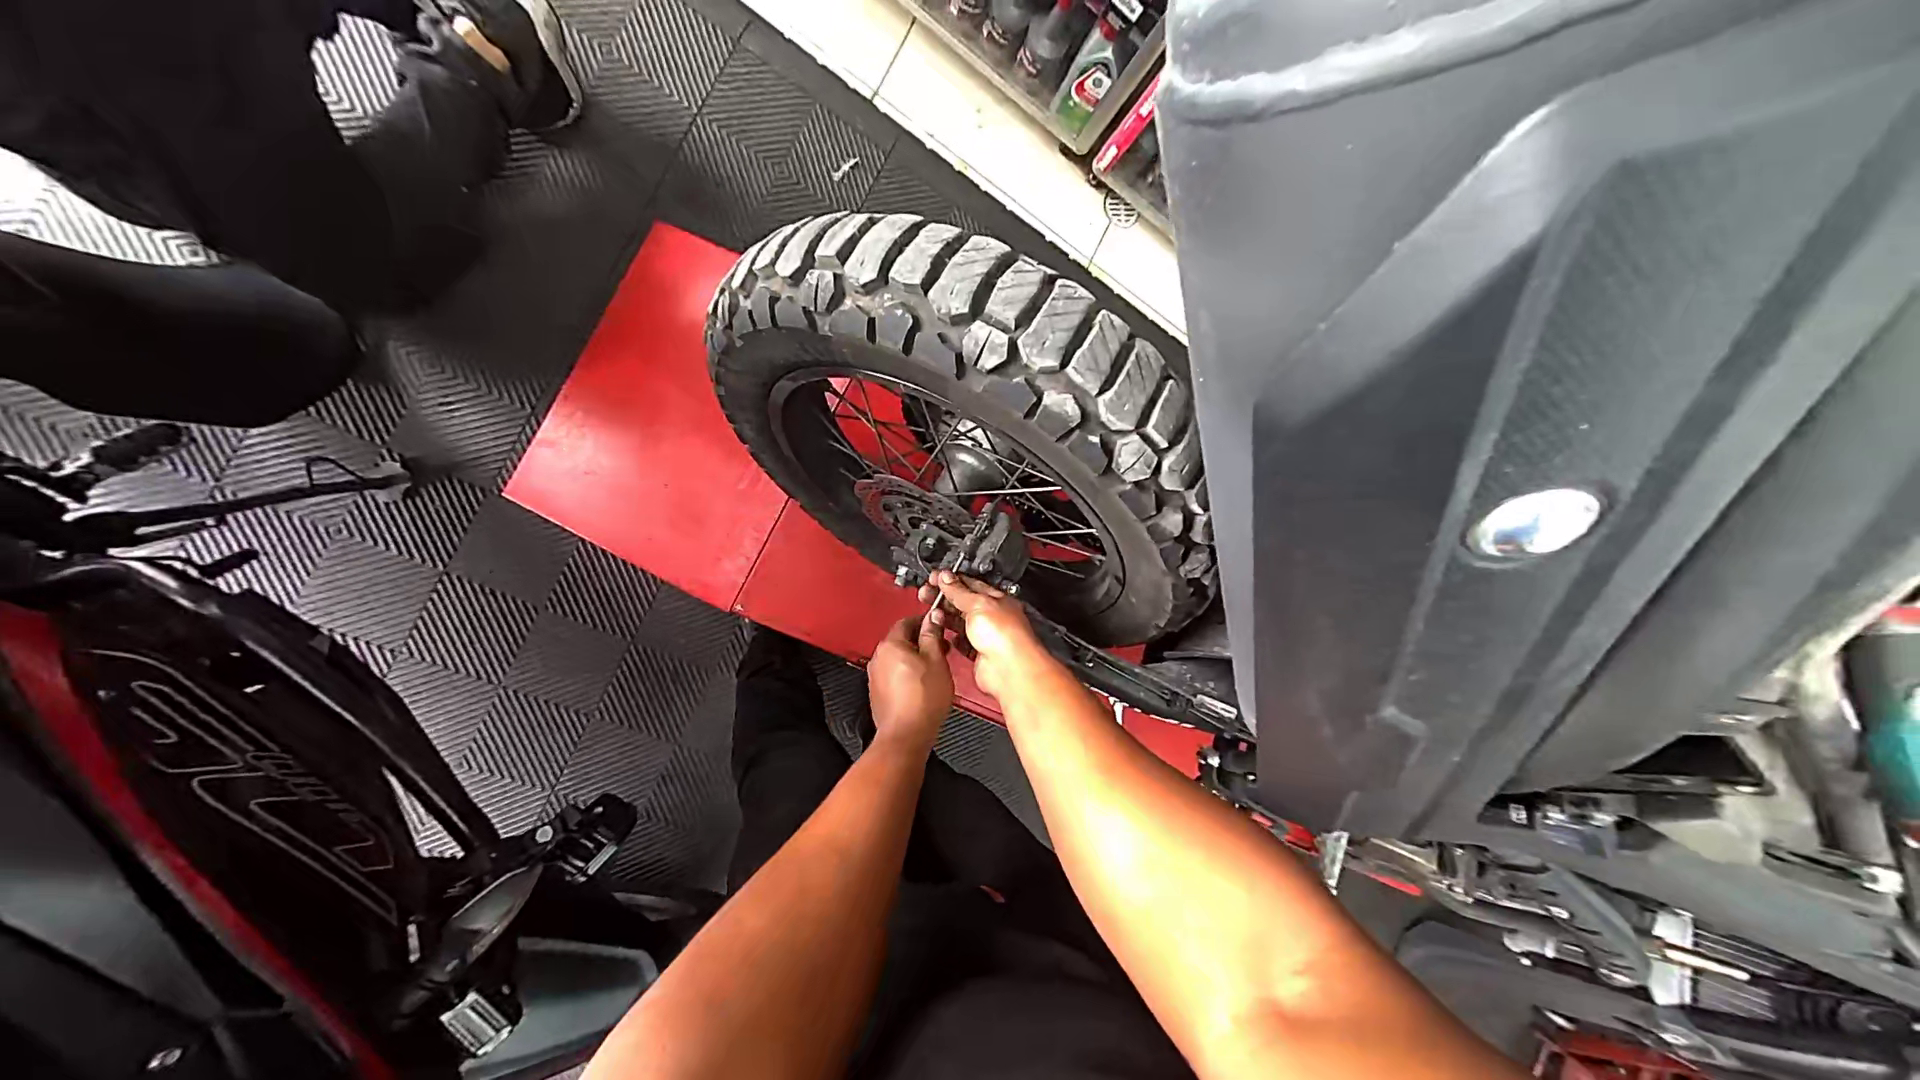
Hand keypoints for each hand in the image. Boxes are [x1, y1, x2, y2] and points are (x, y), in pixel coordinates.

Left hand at [867, 614, 953, 752]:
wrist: (906, 735)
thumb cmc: (922, 701)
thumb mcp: (936, 660)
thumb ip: (933, 635)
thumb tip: (933, 618)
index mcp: (890, 645)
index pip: (907, 621)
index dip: (926, 621)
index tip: (939, 627)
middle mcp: (878, 658)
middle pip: (901, 640)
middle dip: (922, 642)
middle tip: (942, 649)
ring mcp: (876, 676)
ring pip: (898, 658)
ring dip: (916, 659)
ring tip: (935, 670)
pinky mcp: (879, 693)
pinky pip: (894, 675)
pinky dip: (908, 675)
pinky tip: (923, 686)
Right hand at [917, 572, 1048, 701]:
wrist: (1010, 669)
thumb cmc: (1006, 635)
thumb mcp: (978, 604)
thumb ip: (960, 591)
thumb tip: (947, 578)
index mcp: (997, 600)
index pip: (971, 585)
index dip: (952, 581)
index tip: (935, 578)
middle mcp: (993, 617)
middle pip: (963, 603)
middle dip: (944, 597)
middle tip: (927, 593)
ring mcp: (986, 636)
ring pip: (961, 622)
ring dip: (945, 616)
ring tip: (931, 611)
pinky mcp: (979, 655)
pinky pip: (962, 644)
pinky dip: (952, 638)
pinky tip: (945, 634)